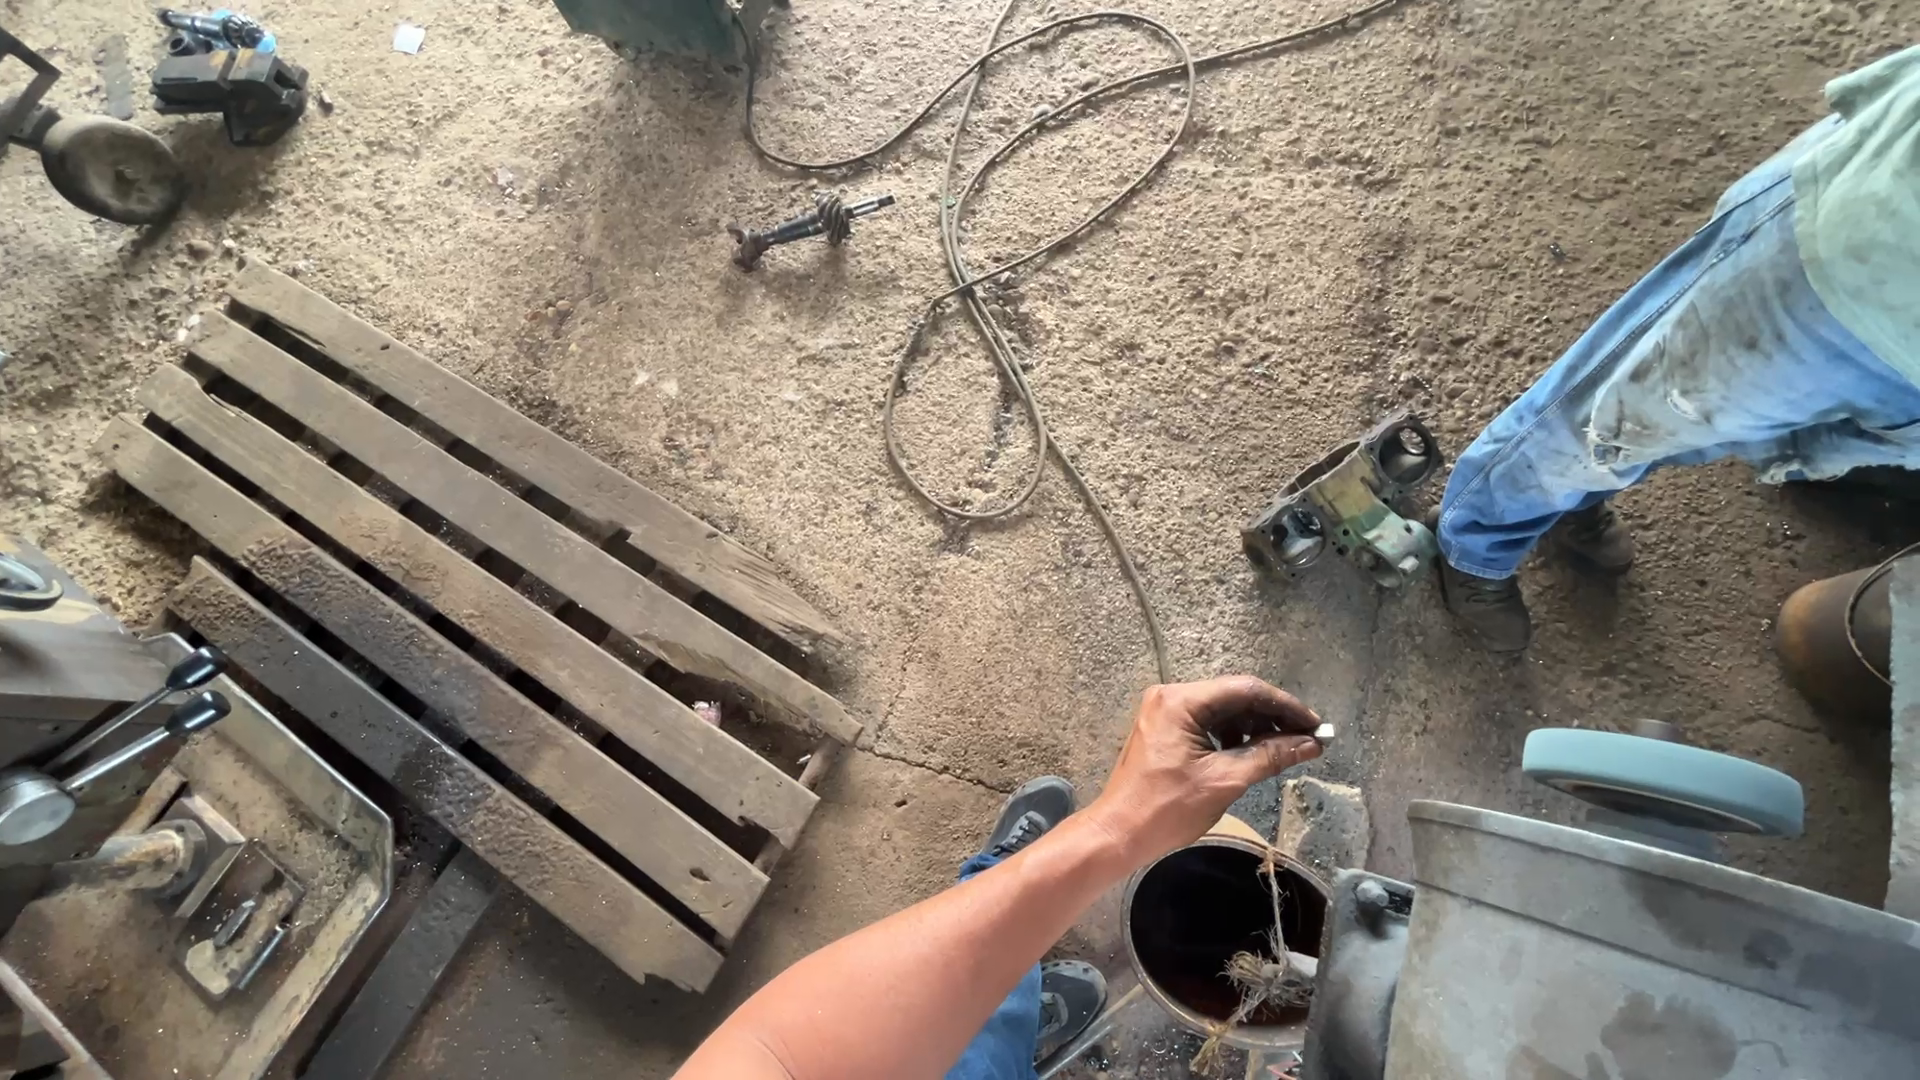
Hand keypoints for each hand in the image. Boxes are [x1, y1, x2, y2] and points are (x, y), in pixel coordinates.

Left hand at [1085, 676, 1322, 867]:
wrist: (1119, 831)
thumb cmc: (1167, 808)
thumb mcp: (1224, 780)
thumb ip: (1269, 756)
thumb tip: (1310, 744)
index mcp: (1180, 700)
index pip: (1244, 689)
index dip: (1285, 706)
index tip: (1316, 725)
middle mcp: (1170, 696)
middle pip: (1232, 696)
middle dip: (1270, 716)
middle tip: (1305, 739)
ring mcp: (1163, 711)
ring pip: (1220, 709)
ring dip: (1252, 726)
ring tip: (1279, 749)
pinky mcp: (1163, 728)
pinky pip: (1205, 722)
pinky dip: (1230, 734)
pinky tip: (1247, 753)